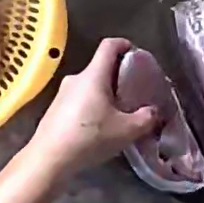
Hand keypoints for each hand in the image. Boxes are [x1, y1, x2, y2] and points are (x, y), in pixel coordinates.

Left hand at [26, 38, 159, 178]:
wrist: (49, 157)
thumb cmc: (90, 137)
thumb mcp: (127, 130)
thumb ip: (146, 117)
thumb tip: (153, 111)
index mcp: (93, 75)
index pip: (109, 45)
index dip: (125, 44)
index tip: (137, 55)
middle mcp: (76, 78)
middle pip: (101, 67)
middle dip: (120, 76)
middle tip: (135, 92)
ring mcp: (62, 92)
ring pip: (90, 85)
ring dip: (106, 93)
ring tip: (120, 112)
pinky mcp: (55, 108)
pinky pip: (80, 98)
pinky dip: (93, 104)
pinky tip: (100, 125)